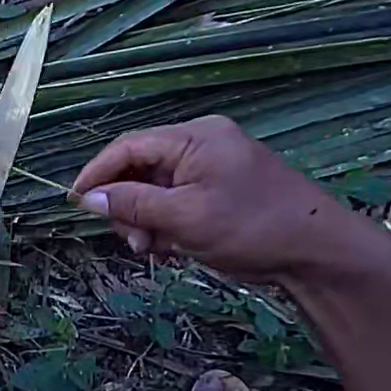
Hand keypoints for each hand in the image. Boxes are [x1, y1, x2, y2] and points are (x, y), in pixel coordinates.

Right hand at [70, 115, 377, 282]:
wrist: (316, 253)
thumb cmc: (251, 227)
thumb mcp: (184, 217)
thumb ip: (132, 205)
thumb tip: (86, 199)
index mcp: (194, 137)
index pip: (128, 146)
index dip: (97, 173)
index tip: (75, 202)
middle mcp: (199, 146)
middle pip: (138, 170)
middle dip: (126, 207)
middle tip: (132, 241)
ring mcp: (208, 170)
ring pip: (152, 192)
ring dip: (144, 222)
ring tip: (155, 249)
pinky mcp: (214, 194)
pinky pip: (172, 205)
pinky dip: (164, 227)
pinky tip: (172, 248)